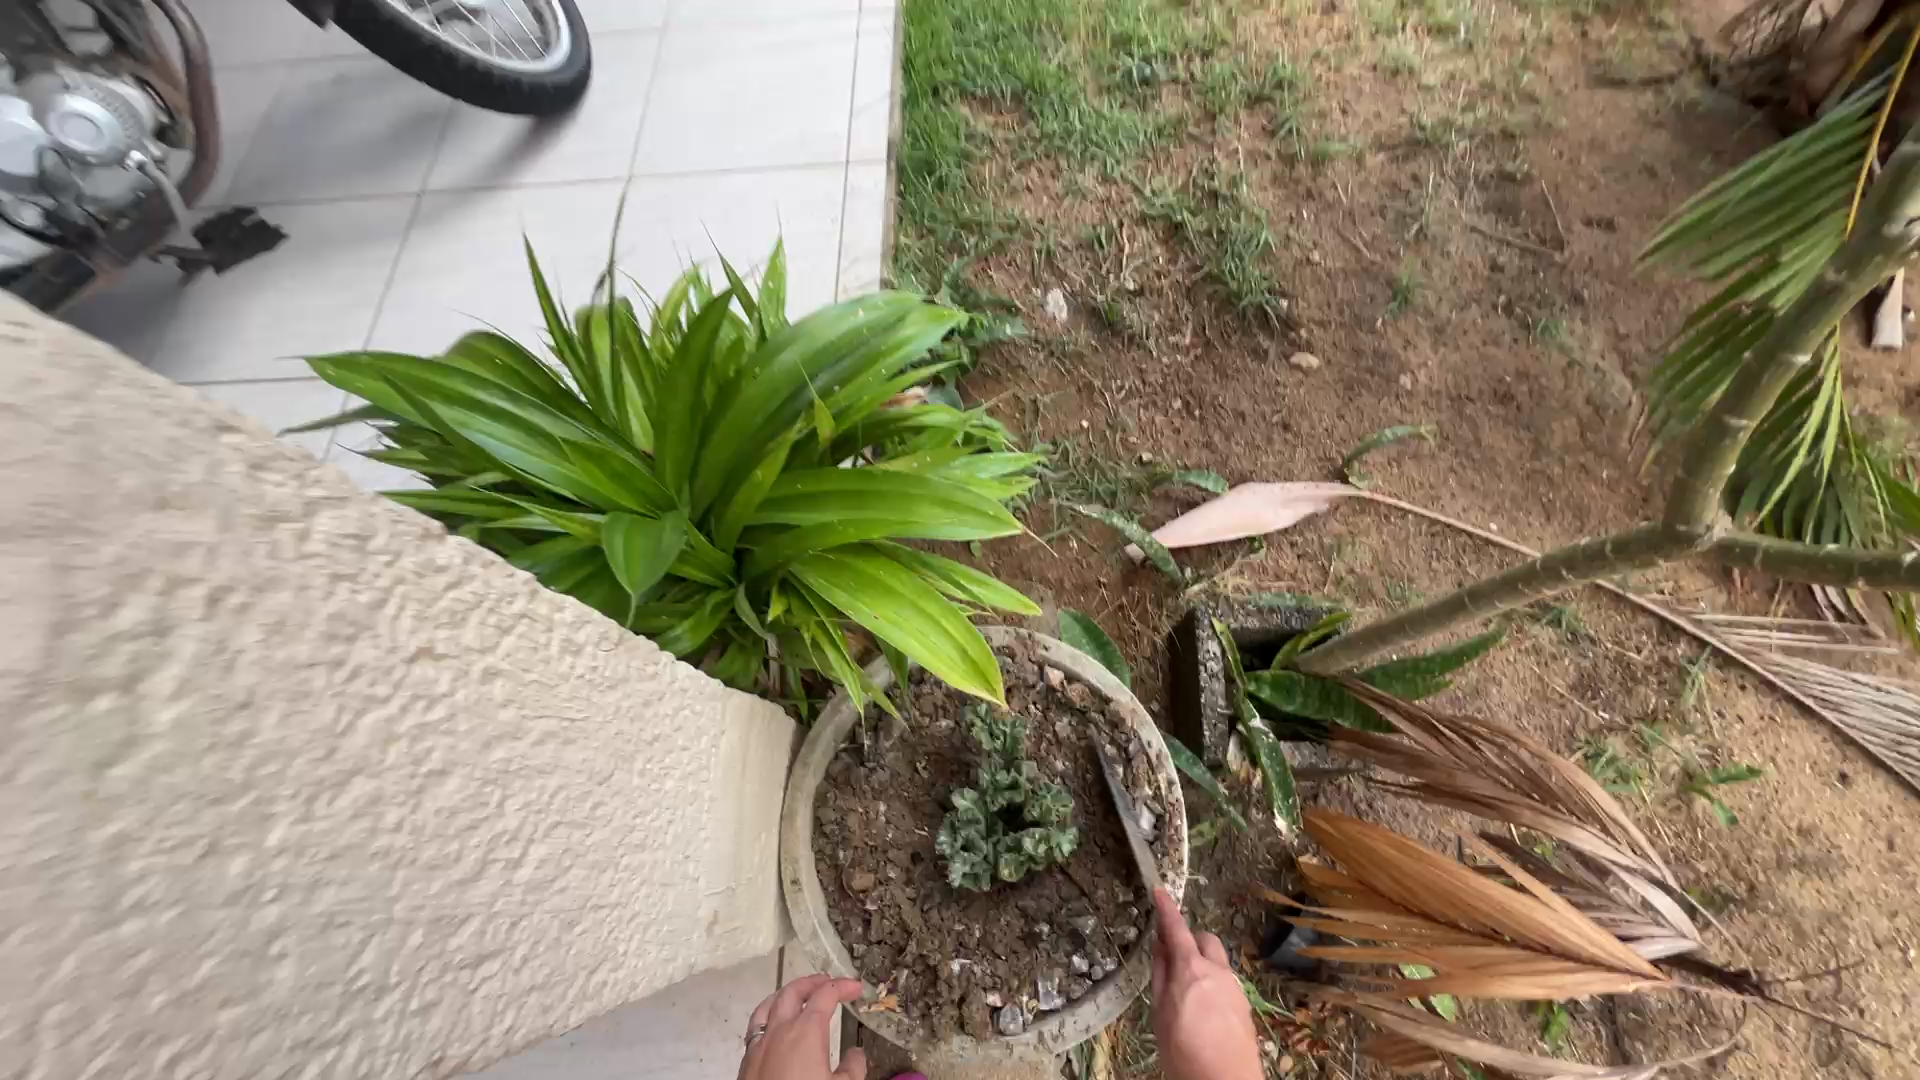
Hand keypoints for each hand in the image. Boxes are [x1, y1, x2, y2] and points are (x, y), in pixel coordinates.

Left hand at [738, 975, 867, 1079]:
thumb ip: (853, 1068)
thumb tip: (856, 1054)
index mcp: (806, 1030)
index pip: (826, 994)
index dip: (843, 986)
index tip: (857, 988)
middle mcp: (780, 1030)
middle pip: (793, 991)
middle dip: (813, 982)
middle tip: (829, 983)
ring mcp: (758, 1046)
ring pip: (769, 1005)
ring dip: (787, 995)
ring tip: (799, 997)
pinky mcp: (746, 1064)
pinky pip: (756, 1027)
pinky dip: (769, 1016)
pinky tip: (776, 1029)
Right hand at [1149, 888, 1263, 1079]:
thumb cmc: (1183, 1053)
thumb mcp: (1159, 1014)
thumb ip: (1160, 975)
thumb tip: (1159, 947)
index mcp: (1191, 969)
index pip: (1176, 928)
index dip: (1166, 908)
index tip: (1159, 891)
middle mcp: (1217, 971)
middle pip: (1205, 939)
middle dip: (1190, 940)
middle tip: (1174, 957)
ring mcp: (1235, 988)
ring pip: (1218, 961)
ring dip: (1203, 962)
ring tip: (1188, 991)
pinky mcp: (1245, 1007)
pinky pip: (1226, 982)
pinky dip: (1214, 982)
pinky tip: (1205, 1009)